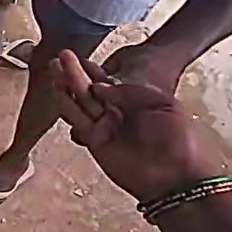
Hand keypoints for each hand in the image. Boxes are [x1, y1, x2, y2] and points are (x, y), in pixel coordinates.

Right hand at [49, 52, 225, 201]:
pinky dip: (66, 105)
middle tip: (61, 55)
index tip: (78, 56)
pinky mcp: (94, 140)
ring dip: (66, 84)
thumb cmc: (178, 139)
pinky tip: (57, 91)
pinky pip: (77, 120)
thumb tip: (99, 88)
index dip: (92, 69)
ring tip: (54, 67)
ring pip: (80, 101)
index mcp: (136, 102)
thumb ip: (129, 92)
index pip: (109, 81)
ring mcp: (105, 126)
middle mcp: (118, 112)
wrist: (177, 176)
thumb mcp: (161, 104)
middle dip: (75, 72)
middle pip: (90, 88)